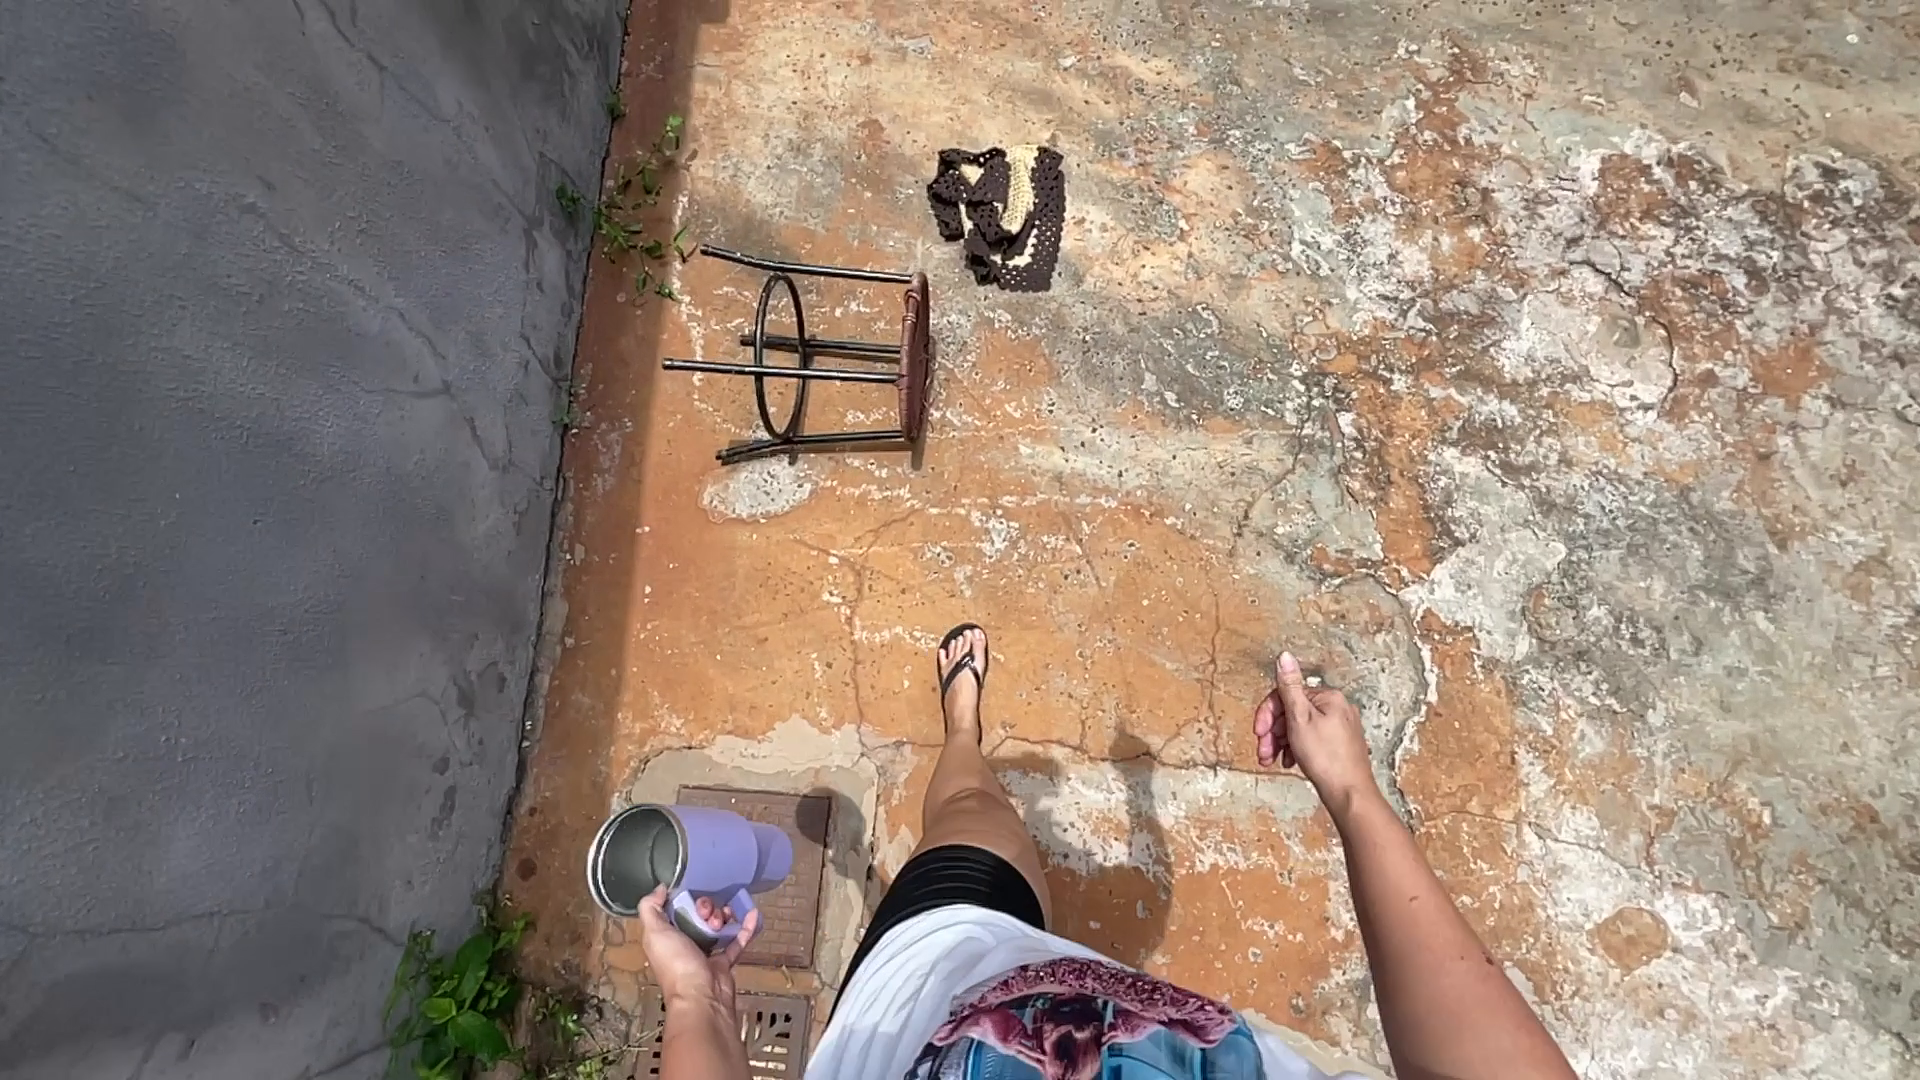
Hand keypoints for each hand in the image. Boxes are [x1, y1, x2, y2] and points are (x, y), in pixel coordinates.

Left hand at [635, 885, 760, 1010]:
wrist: (701, 997)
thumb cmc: (676, 964)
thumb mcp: (655, 933)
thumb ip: (650, 908)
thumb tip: (660, 887)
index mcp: (668, 937)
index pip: (678, 908)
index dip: (686, 898)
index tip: (692, 894)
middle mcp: (686, 943)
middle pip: (700, 914)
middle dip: (707, 907)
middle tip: (708, 915)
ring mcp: (707, 952)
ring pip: (719, 923)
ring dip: (724, 915)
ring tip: (724, 920)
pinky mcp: (726, 960)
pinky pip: (738, 938)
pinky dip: (746, 926)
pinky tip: (753, 913)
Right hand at [1253, 651, 1377, 814]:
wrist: (1349, 795)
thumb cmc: (1326, 759)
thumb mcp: (1299, 718)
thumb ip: (1289, 686)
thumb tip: (1285, 656)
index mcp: (1329, 698)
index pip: (1287, 694)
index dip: (1268, 713)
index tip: (1259, 731)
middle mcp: (1337, 709)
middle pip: (1292, 711)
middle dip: (1273, 731)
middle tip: (1263, 748)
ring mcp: (1339, 728)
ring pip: (1298, 727)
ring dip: (1280, 741)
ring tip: (1271, 758)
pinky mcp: (1339, 744)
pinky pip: (1309, 739)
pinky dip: (1294, 748)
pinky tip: (1288, 761)